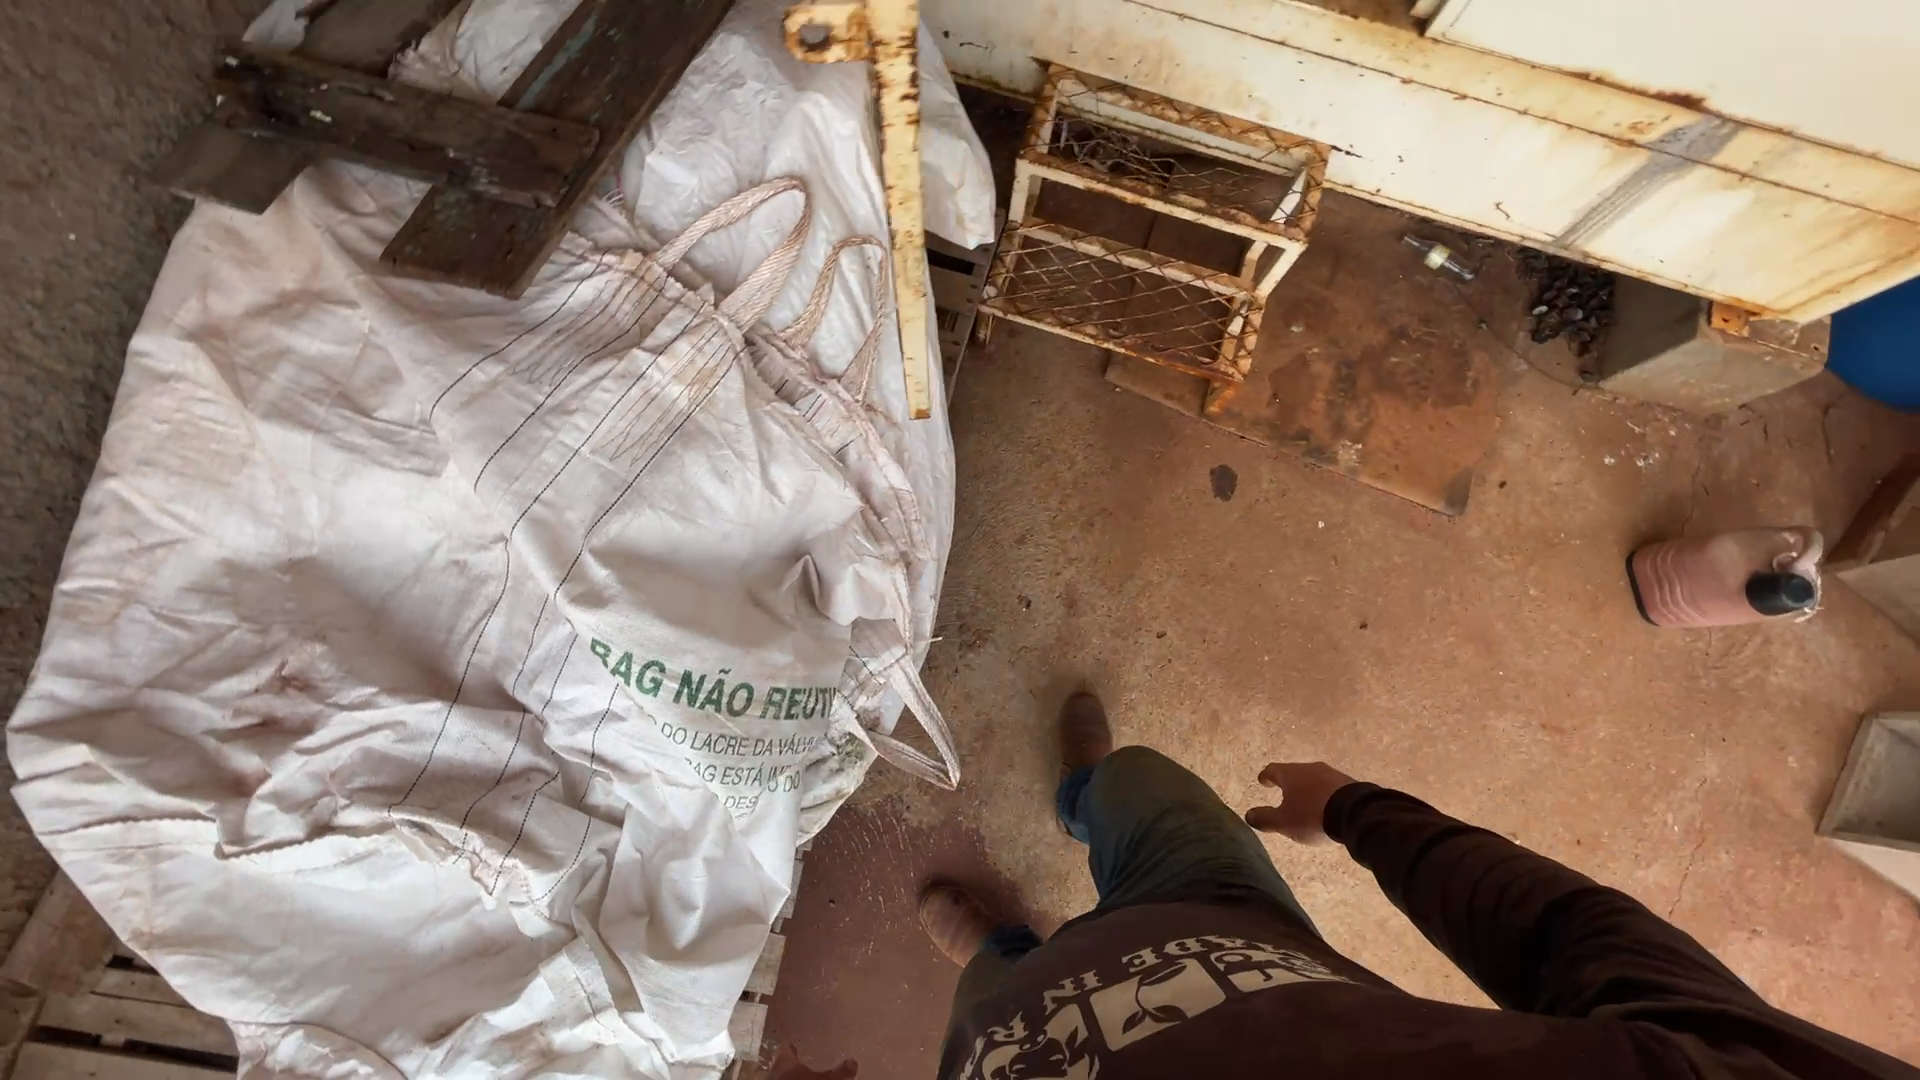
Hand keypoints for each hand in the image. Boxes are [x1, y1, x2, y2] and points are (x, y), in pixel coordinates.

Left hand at [767, 1045, 857, 1079]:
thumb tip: (853, 1062)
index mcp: (784, 1061)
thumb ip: (839, 1072)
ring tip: (800, 1076)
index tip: (796, 1046)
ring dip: (787, 1077)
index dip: (792, 1047)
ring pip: (779, 1077)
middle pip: (781, 1065)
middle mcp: (774, 1071)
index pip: (786, 1048)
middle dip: (791, 1065)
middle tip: (801, 1063)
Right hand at [1244, 762, 1356, 844]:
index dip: (1266, 776)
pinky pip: (1333, 787)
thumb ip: (1265, 818)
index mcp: (1290, 774)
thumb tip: (1248, 815)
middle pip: (1295, 773)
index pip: (1273, 770)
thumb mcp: (1284, 822)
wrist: (1356, 814)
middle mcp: (1309, 768)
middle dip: (1290, 782)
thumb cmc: (1312, 816)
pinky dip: (1327, 795)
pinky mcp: (1351, 784)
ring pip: (1315, 779)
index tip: (1263, 781)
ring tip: (1308, 801)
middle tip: (1285, 792)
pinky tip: (1329, 806)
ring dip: (1310, 788)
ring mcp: (1332, 774)